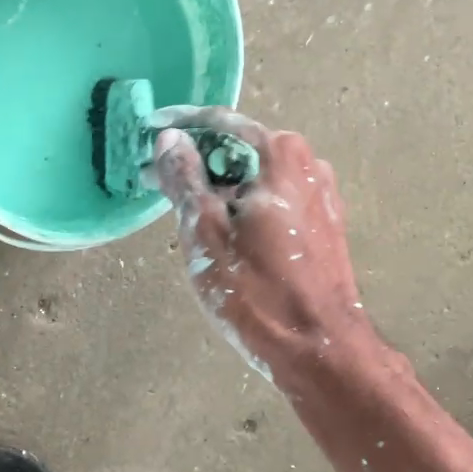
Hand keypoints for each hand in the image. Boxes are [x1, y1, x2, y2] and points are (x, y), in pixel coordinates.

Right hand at [151, 110, 367, 376]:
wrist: (318, 347)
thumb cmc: (256, 291)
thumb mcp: (204, 234)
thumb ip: (184, 181)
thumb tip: (169, 141)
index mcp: (279, 155)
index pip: (218, 124)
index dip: (177, 128)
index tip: (148, 135)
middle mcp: (308, 164)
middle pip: (239, 152)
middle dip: (196, 163)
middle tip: (156, 181)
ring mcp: (321, 196)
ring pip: (256, 181)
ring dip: (218, 189)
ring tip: (184, 212)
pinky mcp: (324, 228)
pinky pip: (273, 205)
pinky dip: (243, 210)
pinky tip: (223, 235)